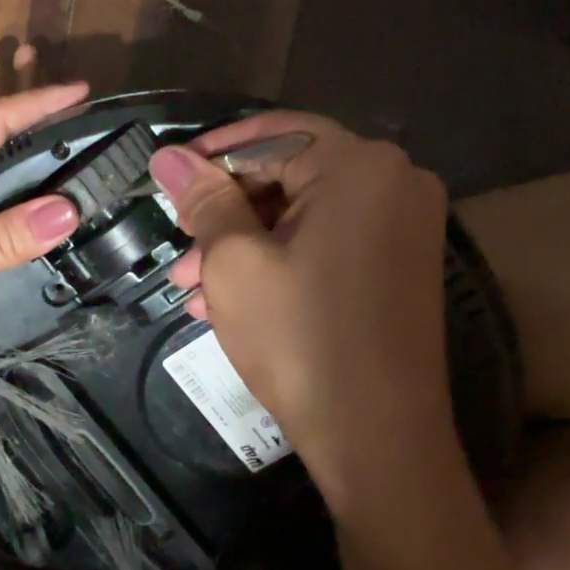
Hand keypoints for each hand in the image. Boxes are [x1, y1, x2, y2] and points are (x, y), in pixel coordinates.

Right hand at [152, 112, 449, 459]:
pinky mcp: (400, 267)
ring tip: (193, 288)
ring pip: (303, 216)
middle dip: (225, 213)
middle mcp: (395, 183)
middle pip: (289, 174)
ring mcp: (404, 227)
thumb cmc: (299, 338)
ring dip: (244, 246)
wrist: (377, 435)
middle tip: (178, 249)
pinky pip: (328, 244)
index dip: (211, 157)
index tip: (165, 181)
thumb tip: (169, 155)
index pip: (271, 134)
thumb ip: (204, 199)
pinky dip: (280, 263)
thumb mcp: (234, 262)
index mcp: (360, 166)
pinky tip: (231, 302)